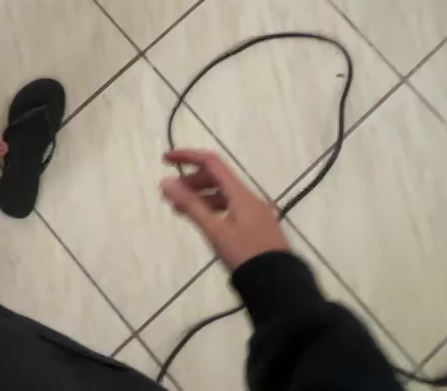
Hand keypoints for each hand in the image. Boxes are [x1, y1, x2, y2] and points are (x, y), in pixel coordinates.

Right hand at [159, 149, 290, 269]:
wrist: (281, 289)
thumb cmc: (245, 255)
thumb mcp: (215, 231)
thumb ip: (190, 205)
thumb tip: (165, 182)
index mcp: (241, 194)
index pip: (211, 162)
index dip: (187, 157)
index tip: (166, 160)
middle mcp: (249, 198)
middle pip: (216, 177)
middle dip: (191, 181)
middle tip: (171, 194)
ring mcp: (255, 213)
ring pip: (222, 194)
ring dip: (200, 196)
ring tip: (180, 210)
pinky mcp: (257, 227)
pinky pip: (230, 207)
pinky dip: (212, 208)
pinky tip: (203, 221)